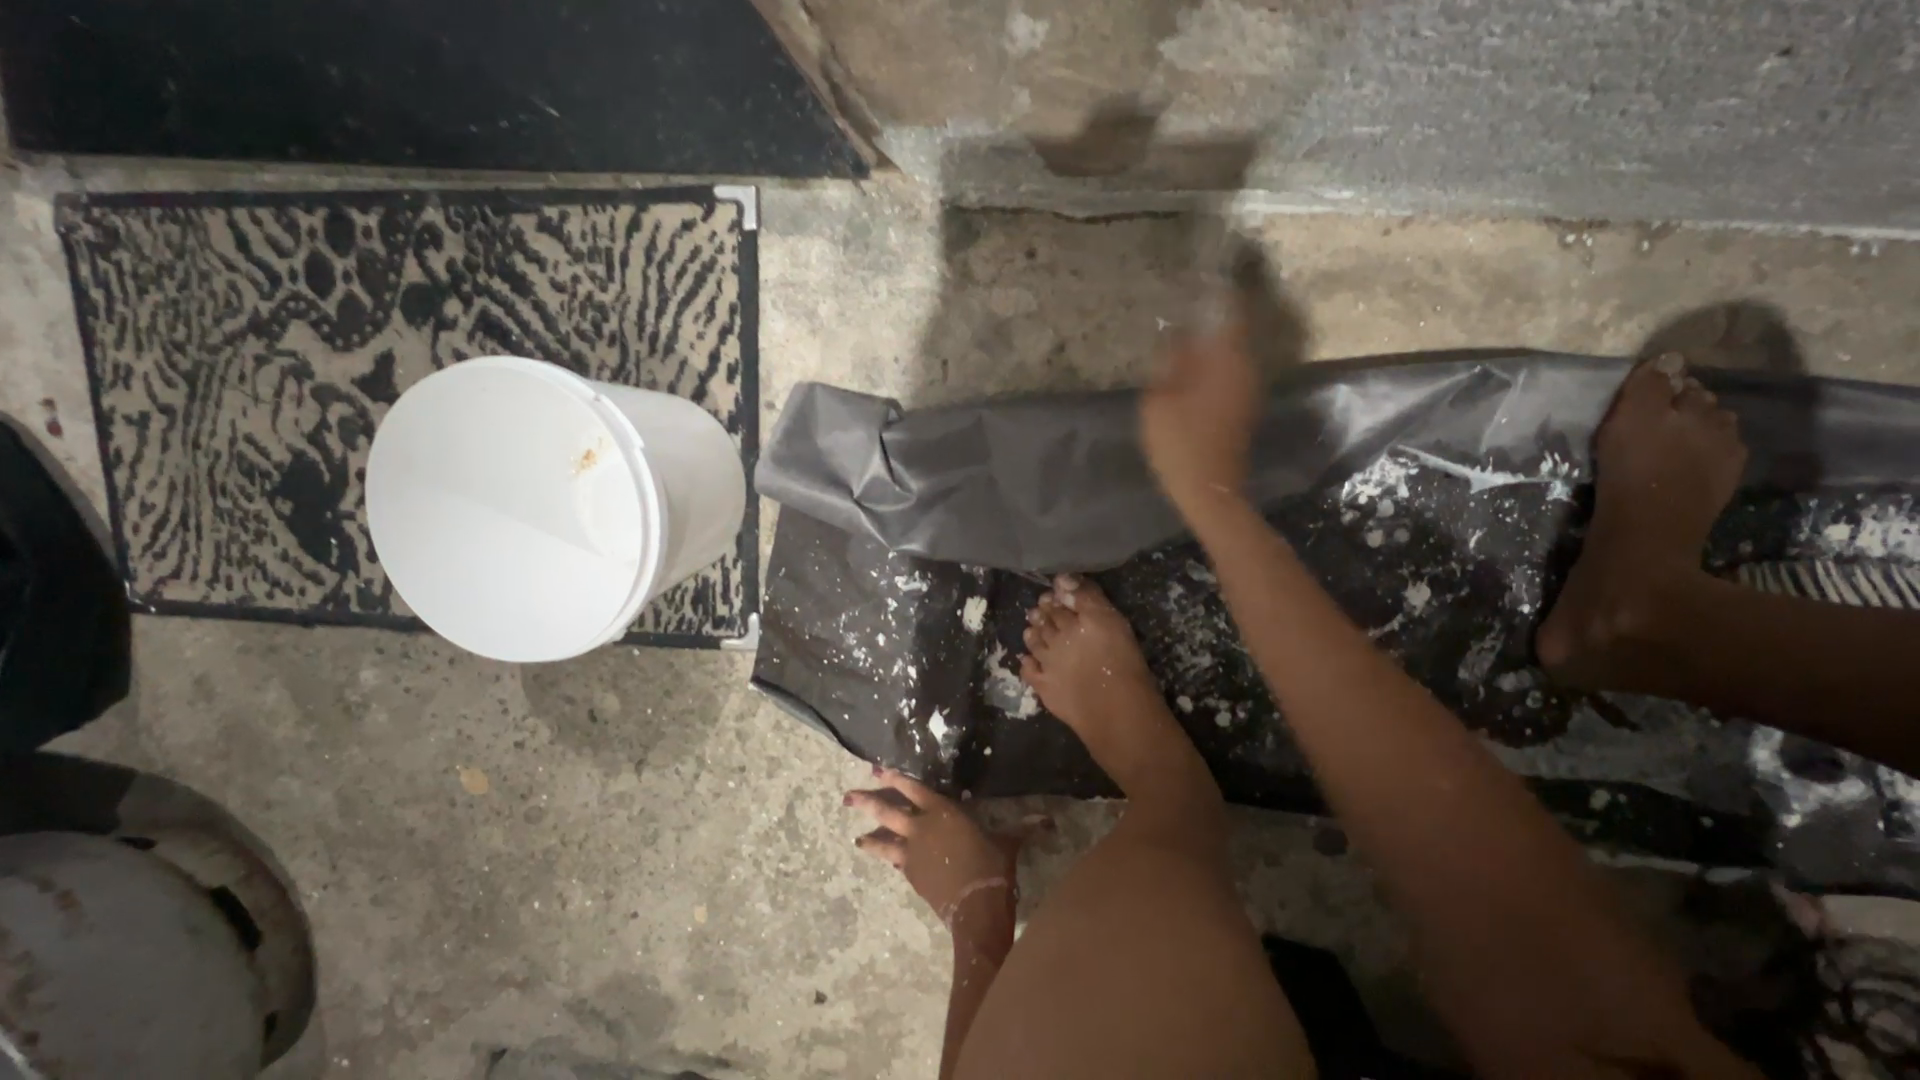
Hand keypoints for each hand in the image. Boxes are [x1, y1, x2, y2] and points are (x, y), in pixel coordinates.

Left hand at [846, 767, 1021, 934]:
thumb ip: (1023, 829)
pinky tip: (886, 861)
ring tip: (857, 839)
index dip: (895, 778)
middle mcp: (921, 828)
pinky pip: (895, 863)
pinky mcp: (910, 876)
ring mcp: (911, 854)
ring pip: (883, 840)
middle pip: (886, 811)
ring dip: (869, 837)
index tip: (877, 770)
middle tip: (847, 797)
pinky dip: (888, 860)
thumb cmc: (992, 866)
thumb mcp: (1007, 844)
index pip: (913, 789)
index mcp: (942, 812)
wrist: (975, 906)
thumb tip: (1049, 821)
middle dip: (866, 802)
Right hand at [1141, 306, 1262, 516]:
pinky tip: (1191, 366)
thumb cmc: (1180, 443)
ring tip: (1183, 332)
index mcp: (1226, 358)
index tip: (1200, 275)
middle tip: (1185, 301)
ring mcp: (1249, 387)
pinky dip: (1213, 362)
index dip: (1216, 289)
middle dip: (1211, 314)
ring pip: (1230, 351)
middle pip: (1231, 329)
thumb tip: (1176, 332)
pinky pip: (1229, 370)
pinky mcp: (1244, 405)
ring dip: (1211, 340)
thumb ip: (1170, 360)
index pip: (1228, 309)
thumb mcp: (1159, 399)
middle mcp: (1246, 366)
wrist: (1209, 490)